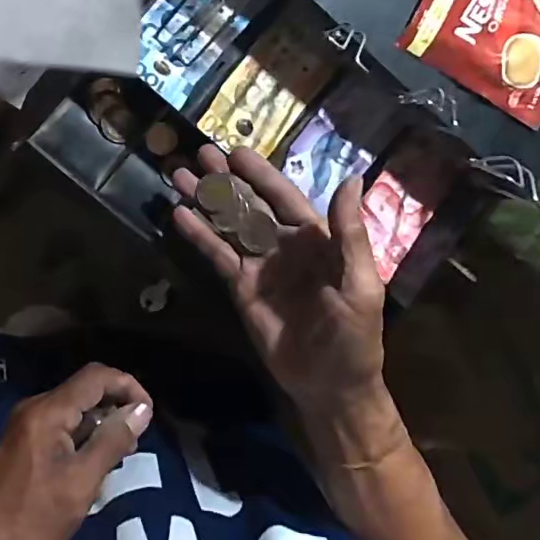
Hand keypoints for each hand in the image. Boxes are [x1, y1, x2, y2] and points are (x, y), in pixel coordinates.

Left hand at [0, 365, 152, 539]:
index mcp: (48, 410)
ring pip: (74, 407)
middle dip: (116, 404)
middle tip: (138, 437)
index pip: (96, 376)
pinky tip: (94, 461)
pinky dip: (83, 434)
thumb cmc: (29, 521)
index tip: (149, 413)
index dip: (128, 385)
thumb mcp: (80, 484)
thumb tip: (142, 408)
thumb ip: (112, 441)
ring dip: (101, 421)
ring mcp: (25, 424)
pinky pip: (61, 423)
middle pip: (84, 388)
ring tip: (121, 452)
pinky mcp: (21, 442)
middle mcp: (34, 407)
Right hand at [172, 145, 385, 415]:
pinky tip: (180, 215)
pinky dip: (199, 235)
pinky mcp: (240, 287)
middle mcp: (283, 244)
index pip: (283, 197)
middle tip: (200, 153)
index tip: (236, 152)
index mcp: (315, 237)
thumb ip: (350, 233)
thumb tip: (352, 178)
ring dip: (206, 200)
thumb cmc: (355, 335)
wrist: (331, 387)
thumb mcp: (361, 284)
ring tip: (179, 174)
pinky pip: (217, 255)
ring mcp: (259, 265)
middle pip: (249, 204)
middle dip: (226, 179)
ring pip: (228, 225)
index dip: (260, 174)